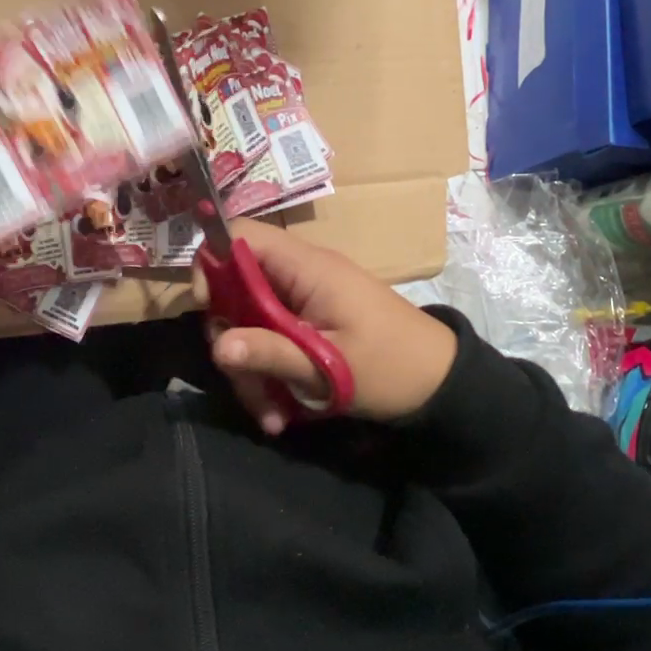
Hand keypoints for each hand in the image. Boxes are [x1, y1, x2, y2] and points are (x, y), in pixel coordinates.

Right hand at [197, 219, 457, 434]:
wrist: (440, 384)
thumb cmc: (389, 367)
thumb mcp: (326, 367)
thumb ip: (271, 354)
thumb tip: (218, 347)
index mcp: (307, 268)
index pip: (240, 236)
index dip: (212, 263)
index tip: (210, 309)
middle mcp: (299, 276)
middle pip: (235, 291)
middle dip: (233, 341)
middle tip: (246, 384)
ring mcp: (302, 300)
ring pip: (249, 323)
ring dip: (252, 370)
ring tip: (272, 415)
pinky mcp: (307, 324)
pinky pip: (271, 339)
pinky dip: (270, 373)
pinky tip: (282, 411)